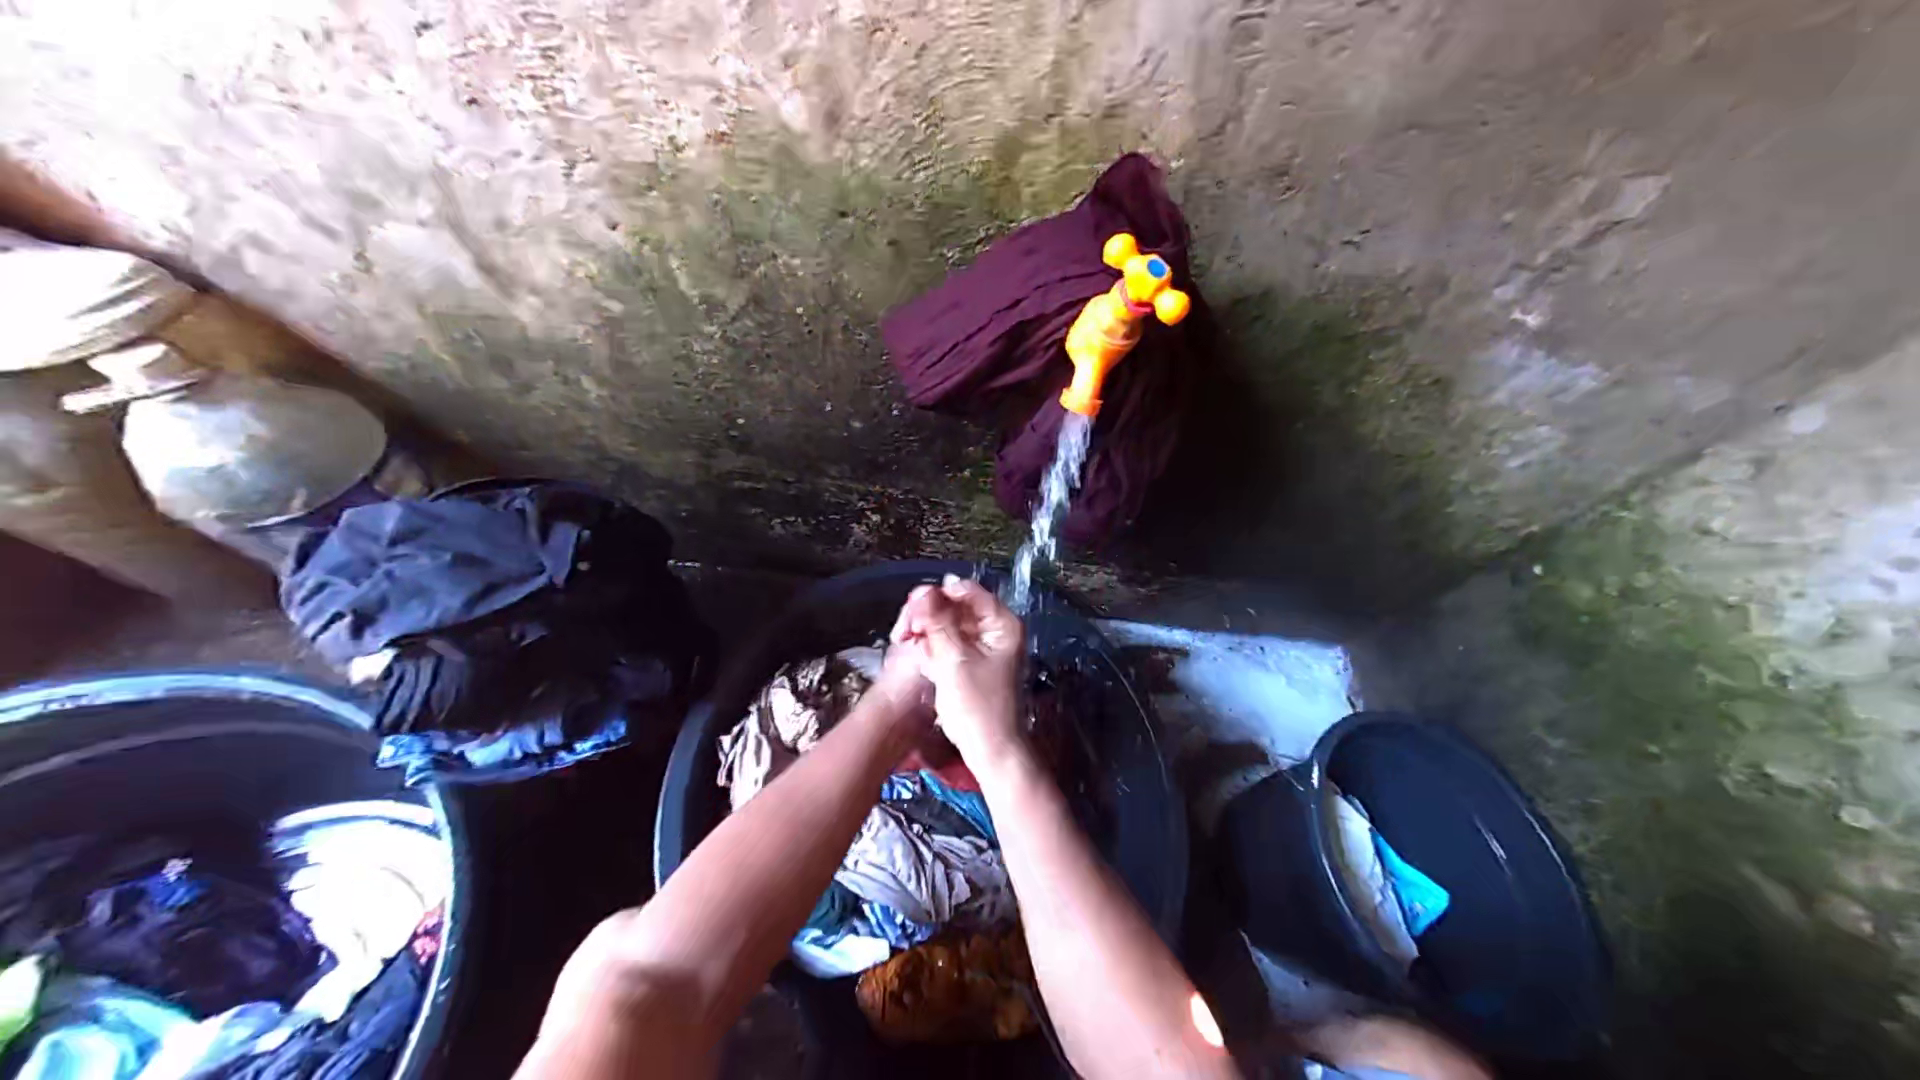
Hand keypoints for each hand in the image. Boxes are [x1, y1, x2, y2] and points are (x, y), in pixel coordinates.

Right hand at [891, 576, 1027, 774]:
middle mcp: (992, 628)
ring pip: (943, 621)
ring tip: (903, 643)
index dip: (936, 596)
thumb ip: (937, 623)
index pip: (965, 591)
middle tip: (903, 632)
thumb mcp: (954, 660)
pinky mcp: (966, 659)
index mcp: (1001, 623)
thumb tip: (923, 591)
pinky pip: (943, 639)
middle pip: (952, 604)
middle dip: (925, 613)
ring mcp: (979, 644)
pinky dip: (927, 644)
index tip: (911, 611)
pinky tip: (912, 652)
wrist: (989, 750)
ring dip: (922, 629)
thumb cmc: (978, 707)